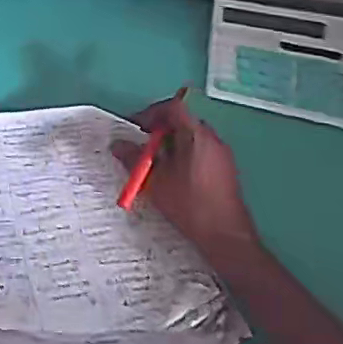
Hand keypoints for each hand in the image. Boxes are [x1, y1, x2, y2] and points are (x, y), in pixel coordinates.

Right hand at [112, 94, 262, 262]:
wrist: (225, 236)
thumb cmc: (189, 203)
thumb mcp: (154, 180)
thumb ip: (134, 158)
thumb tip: (117, 144)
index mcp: (197, 135)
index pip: (174, 107)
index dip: (152, 112)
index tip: (137, 128)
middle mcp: (213, 139)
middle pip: (183, 121)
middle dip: (159, 129)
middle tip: (142, 146)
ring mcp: (222, 154)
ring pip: (191, 137)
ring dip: (170, 143)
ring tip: (154, 164)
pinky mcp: (225, 169)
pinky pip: (200, 150)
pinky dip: (183, 154)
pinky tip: (172, 177)